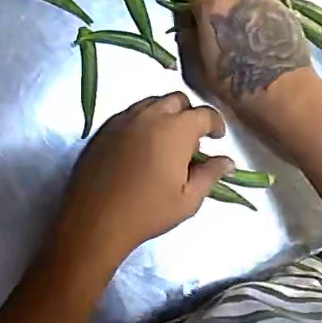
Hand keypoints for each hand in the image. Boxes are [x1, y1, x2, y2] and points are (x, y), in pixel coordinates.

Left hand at [53, 91, 234, 264]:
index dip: (216, 124)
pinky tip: (140, 148)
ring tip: (165, 143)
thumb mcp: (188, 199)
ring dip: (165, 115)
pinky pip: (129, 115)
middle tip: (191, 142)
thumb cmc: (147, 212)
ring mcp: (123, 120)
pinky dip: (142, 123)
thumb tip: (227, 162)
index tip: (217, 138)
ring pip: (151, 103)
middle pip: (177, 100)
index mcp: (175, 130)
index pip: (204, 113)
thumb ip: (210, 174)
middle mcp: (149, 116)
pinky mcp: (103, 130)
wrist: (93, 222)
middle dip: (189, 115)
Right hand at [175, 0, 321, 136]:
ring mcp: (265, 0)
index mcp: (213, 9)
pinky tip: (253, 29)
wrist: (285, 94)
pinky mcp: (284, 10)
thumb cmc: (238, 87)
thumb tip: (186, 19)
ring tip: (231, 11)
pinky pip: (261, 0)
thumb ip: (189, 37)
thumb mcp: (200, 68)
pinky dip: (251, 6)